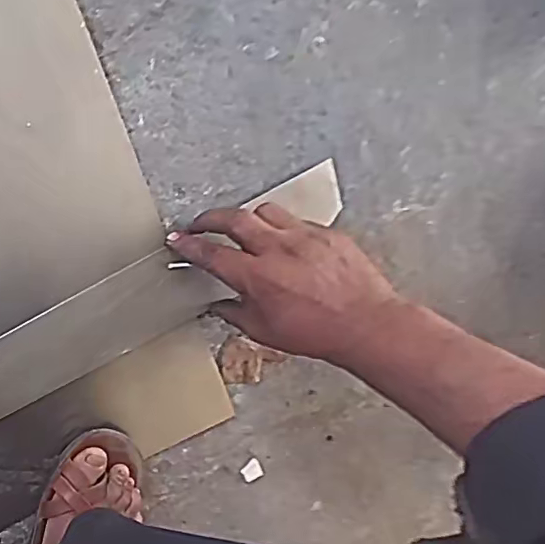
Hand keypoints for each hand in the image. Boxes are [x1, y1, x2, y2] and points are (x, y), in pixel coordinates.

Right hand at [167, 203, 413, 362]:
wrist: (367, 324)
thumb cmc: (318, 332)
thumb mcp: (261, 330)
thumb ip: (233, 312)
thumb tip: (219, 304)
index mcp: (257, 276)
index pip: (212, 253)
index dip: (189, 245)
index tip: (177, 240)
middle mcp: (279, 251)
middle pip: (234, 218)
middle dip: (209, 219)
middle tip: (199, 224)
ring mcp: (306, 238)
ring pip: (265, 212)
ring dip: (246, 218)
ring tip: (240, 228)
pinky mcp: (329, 235)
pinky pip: (296, 222)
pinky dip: (280, 229)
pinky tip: (280, 242)